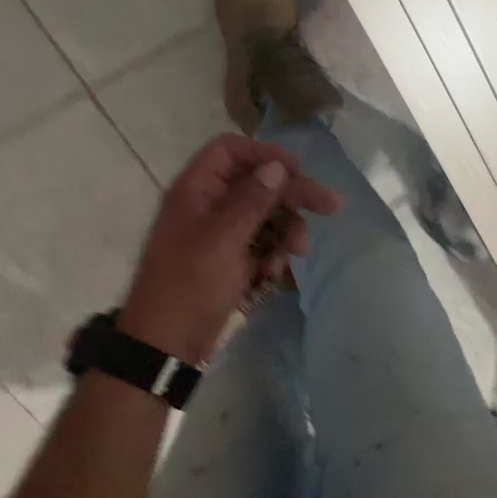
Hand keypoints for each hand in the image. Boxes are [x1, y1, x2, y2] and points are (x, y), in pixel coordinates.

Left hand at [116, 134, 340, 363]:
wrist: (165, 346)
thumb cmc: (190, 287)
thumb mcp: (223, 240)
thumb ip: (252, 200)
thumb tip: (277, 165)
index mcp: (195, 191)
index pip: (230, 151)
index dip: (264, 154)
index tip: (298, 170)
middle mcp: (206, 206)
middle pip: (256, 184)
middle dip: (291, 197)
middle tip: (331, 207)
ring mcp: (217, 235)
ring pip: (264, 218)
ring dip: (284, 234)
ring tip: (291, 257)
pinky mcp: (228, 262)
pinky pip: (259, 247)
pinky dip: (271, 257)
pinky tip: (270, 276)